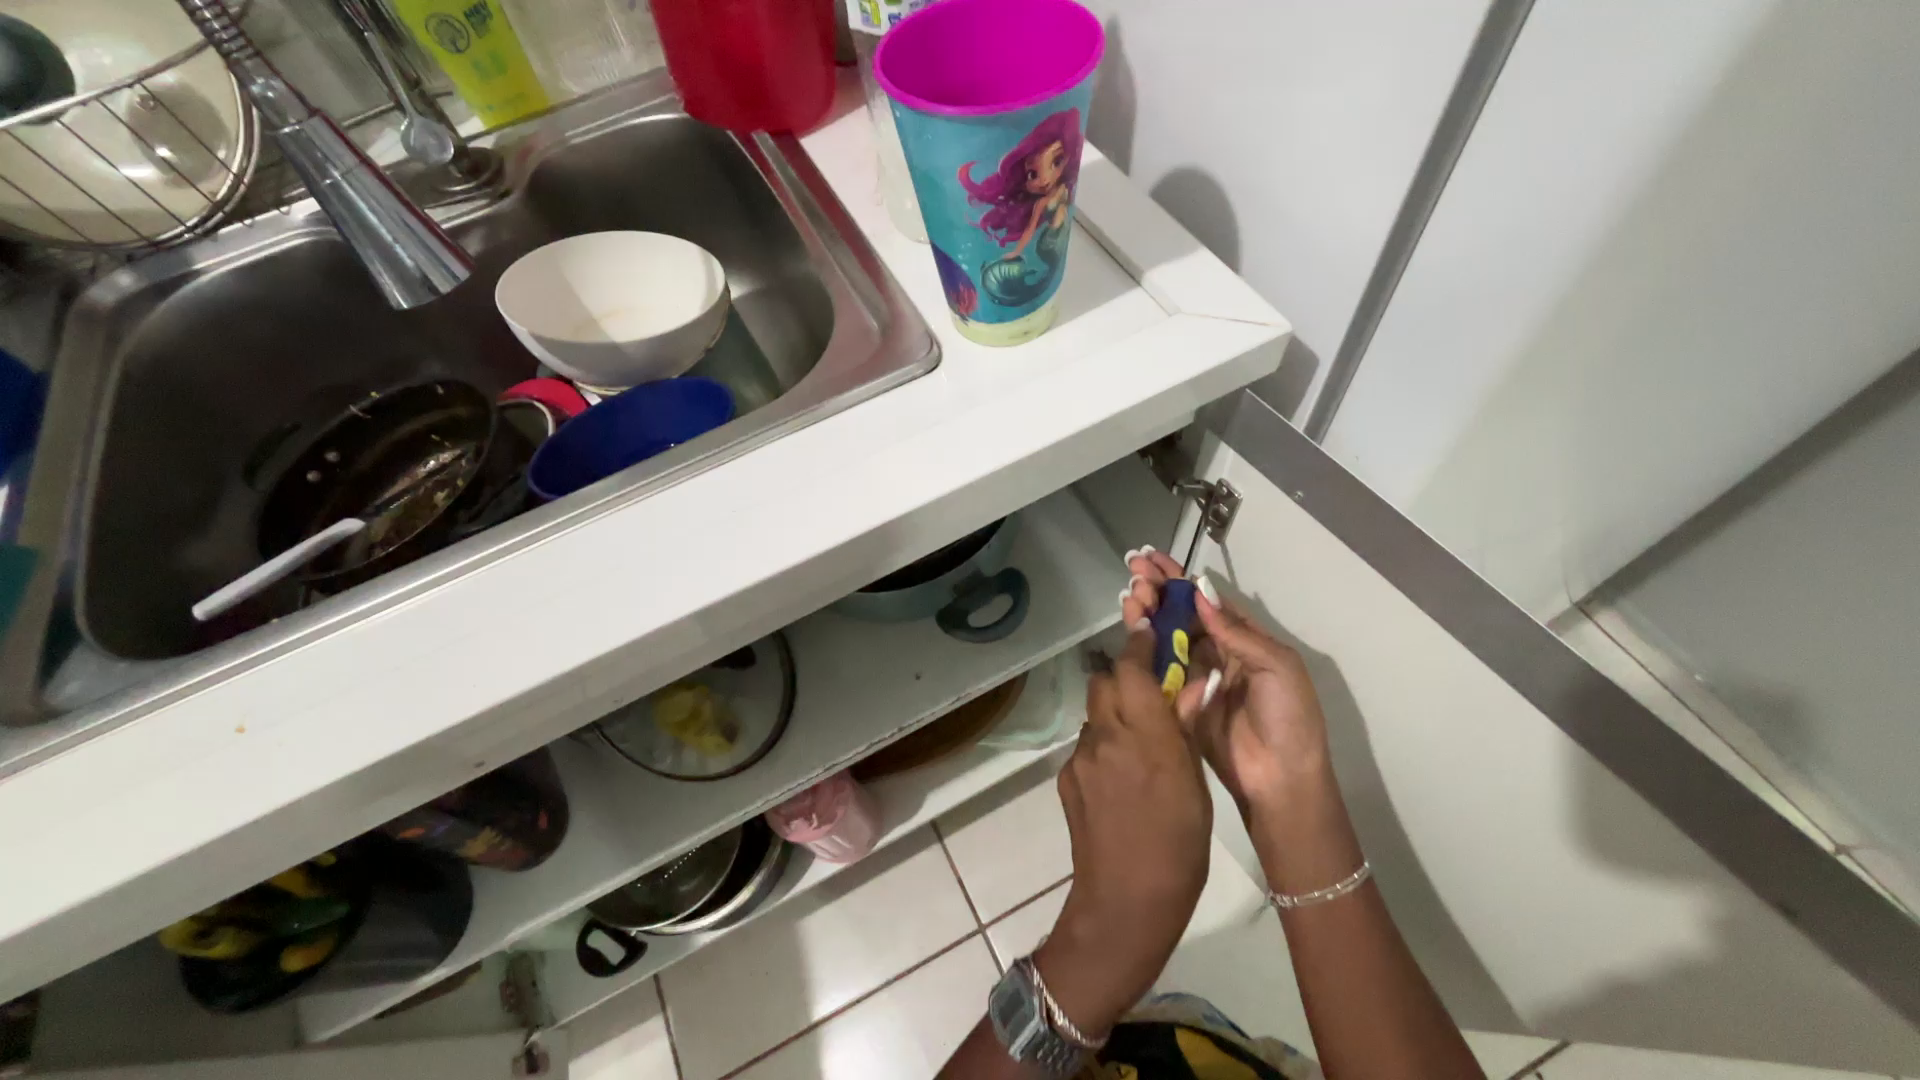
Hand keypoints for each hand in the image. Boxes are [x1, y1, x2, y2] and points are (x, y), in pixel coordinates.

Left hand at [1037, 630, 1211, 1040]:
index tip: (1150, 629)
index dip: (1139, 644)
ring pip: (1094, 715)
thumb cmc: (1178, 845)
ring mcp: (1081, 759)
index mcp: (1145, 735)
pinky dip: (1104, 747)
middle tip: (1149, 691)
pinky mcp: (1067, 780)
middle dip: (1124, 677)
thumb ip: (1184, 730)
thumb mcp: (1194, 784)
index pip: (1131, 668)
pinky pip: (1087, 747)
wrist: (1126, 901)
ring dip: (1114, 714)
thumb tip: (1190, 685)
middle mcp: (1105, 737)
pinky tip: (1121, 777)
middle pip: (1104, 683)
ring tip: (1139, 742)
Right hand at [1123, 550, 1333, 815]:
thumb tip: (1200, 593)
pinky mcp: (1178, 702)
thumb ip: (1237, 632)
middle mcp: (1219, 653)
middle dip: (1158, 590)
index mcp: (1247, 640)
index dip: (1181, 579)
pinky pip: (1158, 671)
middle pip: (1182, 614)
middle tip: (1133, 571)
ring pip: (1166, 637)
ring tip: (1129, 596)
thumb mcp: (1276, 667)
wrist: (1280, 780)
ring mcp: (1196, 677)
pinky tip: (1130, 629)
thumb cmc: (1288, 719)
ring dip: (1147, 613)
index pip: (1208, 600)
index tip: (1153, 559)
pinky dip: (1142, 649)